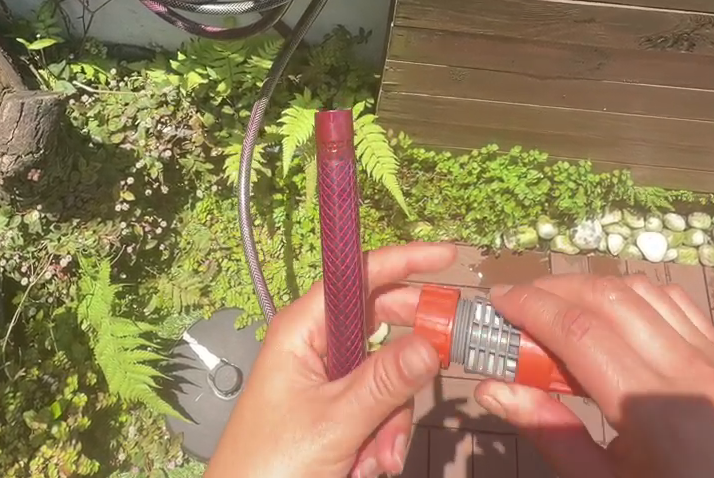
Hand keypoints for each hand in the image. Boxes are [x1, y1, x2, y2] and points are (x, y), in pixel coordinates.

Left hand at [205, 242, 456, 477]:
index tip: (445, 257)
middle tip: (443, 356)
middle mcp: (316, 345)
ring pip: (386, 375)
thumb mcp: (334, 423)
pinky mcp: (335, 412)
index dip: (403, 260)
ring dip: (392, 418)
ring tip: (379, 456)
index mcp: (304, 328)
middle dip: (407, 359)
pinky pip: (378, 408)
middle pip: (381, 324)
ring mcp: (327, 380)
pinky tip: (370, 465)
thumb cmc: (267, 468)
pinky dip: (383, 438)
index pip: (359, 275)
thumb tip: (429, 344)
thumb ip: (384, 382)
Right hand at [474, 275, 713, 477]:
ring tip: (557, 306)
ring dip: (591, 287)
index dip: (532, 308)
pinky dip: (633, 293)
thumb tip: (491, 388)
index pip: (579, 331)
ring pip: (640, 290)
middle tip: (516, 303)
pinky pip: (674, 301)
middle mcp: (688, 371)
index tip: (496, 300)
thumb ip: (549, 432)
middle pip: (607, 298)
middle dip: (553, 290)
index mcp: (655, 412)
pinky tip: (611, 310)